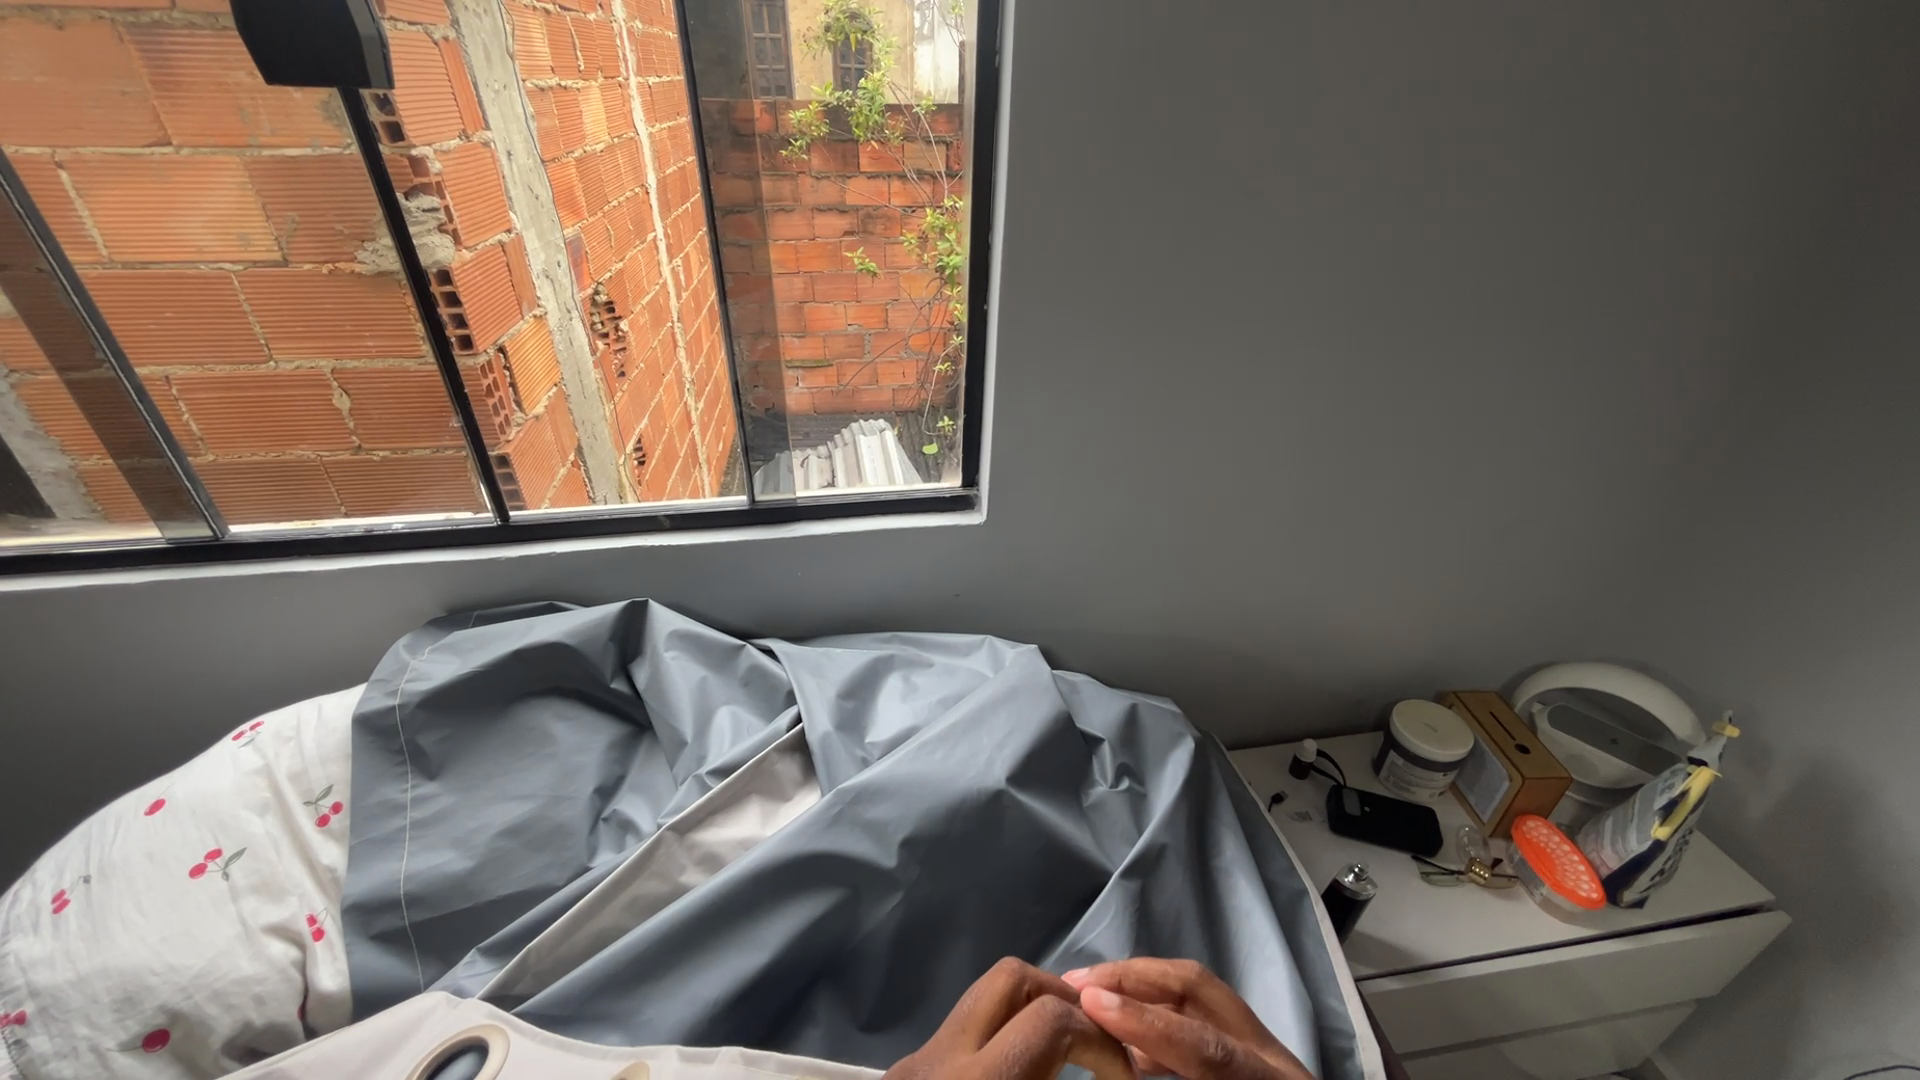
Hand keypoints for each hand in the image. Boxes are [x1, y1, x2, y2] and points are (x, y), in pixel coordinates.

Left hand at [883, 957, 1135, 1079]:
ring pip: (984, 995)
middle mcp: (939, 1057)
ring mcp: (915, 1057)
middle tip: (1096, 1041)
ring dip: (1033, 1010)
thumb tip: (1112, 1062)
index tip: (1123, 1072)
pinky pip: (965, 1029)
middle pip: (1010, 978)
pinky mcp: (907, 1066)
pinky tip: (1023, 1064)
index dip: (1100, 1041)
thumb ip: (1058, 1079)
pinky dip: (1003, 1035)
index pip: (1047, 1019)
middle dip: (1064, 997)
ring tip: (1065, 1049)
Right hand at [1064, 959, 1313, 1079]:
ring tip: (1087, 998)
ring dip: (1137, 991)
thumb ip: (1162, 1079)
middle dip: (1135, 978)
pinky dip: (1152, 1019)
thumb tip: (1118, 1063)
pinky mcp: (1250, 1055)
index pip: (1209, 1050)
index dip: (1147, 1023)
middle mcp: (1275, 1063)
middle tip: (1078, 984)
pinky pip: (1195, 1021)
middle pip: (1201, 990)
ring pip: (1198, 997)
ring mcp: (1264, 1054)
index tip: (1090, 1004)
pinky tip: (1118, 1033)